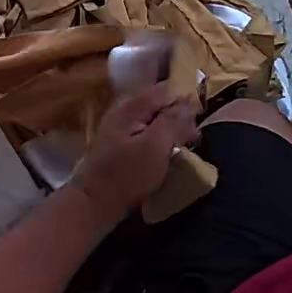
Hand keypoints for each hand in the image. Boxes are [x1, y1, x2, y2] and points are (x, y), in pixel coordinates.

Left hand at [72, 81, 199, 221]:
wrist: (95, 203)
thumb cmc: (127, 175)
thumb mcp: (156, 146)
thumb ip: (174, 120)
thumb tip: (191, 100)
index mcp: (133, 105)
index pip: (168, 88)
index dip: (187, 101)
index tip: (197, 123)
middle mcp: (126, 109)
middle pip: (162, 103)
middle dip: (180, 118)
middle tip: (191, 140)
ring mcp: (122, 126)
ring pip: (156, 119)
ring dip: (172, 132)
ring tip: (182, 150)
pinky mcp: (122, 143)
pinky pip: (148, 133)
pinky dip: (161, 141)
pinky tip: (167, 156)